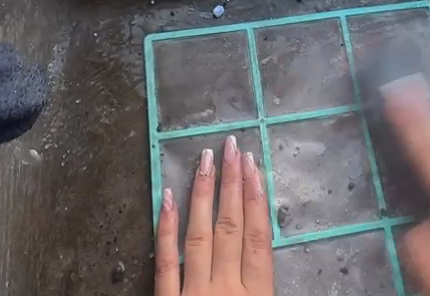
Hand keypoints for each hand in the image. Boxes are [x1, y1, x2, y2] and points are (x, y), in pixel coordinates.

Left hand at [156, 134, 272, 295]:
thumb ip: (263, 282)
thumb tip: (262, 237)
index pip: (258, 238)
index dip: (256, 198)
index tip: (252, 164)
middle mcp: (224, 288)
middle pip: (230, 227)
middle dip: (232, 183)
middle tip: (230, 147)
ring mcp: (193, 293)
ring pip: (199, 235)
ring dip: (203, 194)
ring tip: (206, 160)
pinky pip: (165, 262)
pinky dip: (165, 229)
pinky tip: (167, 198)